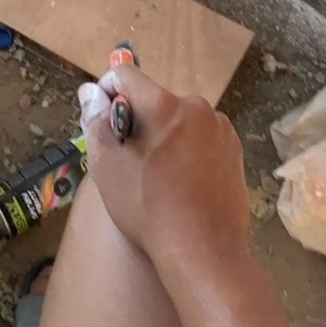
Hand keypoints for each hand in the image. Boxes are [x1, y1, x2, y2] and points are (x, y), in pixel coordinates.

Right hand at [80, 63, 250, 268]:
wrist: (204, 251)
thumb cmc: (148, 208)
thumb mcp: (108, 166)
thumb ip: (96, 121)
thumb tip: (90, 92)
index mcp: (162, 105)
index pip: (125, 75)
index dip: (107, 91)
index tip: (103, 120)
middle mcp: (195, 106)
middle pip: (153, 99)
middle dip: (137, 119)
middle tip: (129, 158)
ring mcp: (220, 127)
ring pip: (178, 118)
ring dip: (164, 133)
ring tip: (158, 174)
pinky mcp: (235, 149)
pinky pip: (200, 136)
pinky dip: (188, 148)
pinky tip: (183, 181)